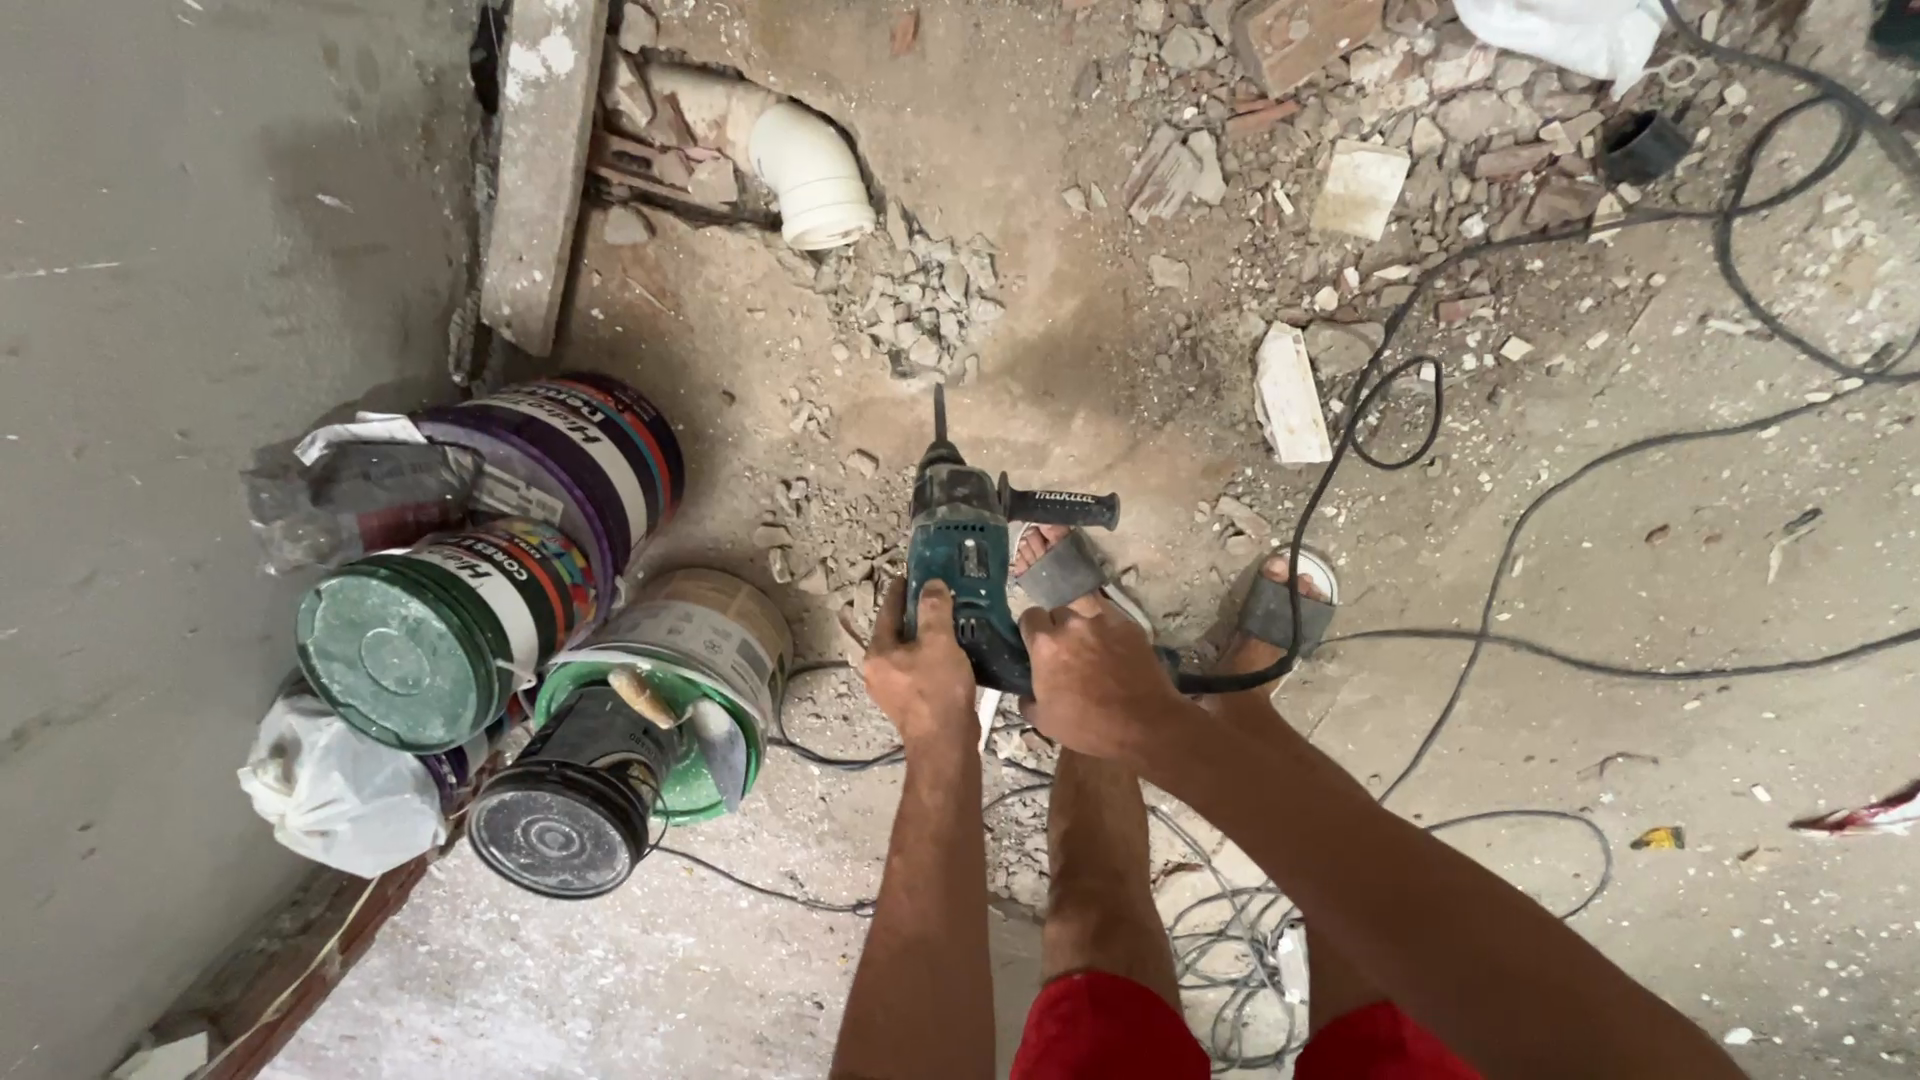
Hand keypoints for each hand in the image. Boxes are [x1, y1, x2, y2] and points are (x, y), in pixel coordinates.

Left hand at [864, 577, 977, 752]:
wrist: (945, 743)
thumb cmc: (938, 689)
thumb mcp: (938, 642)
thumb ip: (933, 610)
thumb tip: (931, 585)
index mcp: (878, 653)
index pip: (888, 611)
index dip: (901, 591)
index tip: (912, 574)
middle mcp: (878, 671)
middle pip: (897, 633)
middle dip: (916, 615)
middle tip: (938, 597)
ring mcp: (892, 690)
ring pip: (909, 653)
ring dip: (927, 637)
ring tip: (949, 621)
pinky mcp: (910, 704)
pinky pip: (919, 670)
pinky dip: (932, 657)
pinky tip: (953, 652)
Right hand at [1018, 597, 1190, 764]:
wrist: (1143, 725)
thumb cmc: (1087, 726)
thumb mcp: (1044, 721)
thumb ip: (1027, 701)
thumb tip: (1026, 694)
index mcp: (1045, 644)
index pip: (1029, 616)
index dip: (1032, 629)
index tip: (1036, 644)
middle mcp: (1072, 625)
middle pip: (1058, 613)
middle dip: (1058, 628)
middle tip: (1065, 651)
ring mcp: (1104, 623)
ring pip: (1086, 616)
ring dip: (1085, 630)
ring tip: (1094, 652)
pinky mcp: (1130, 628)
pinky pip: (1113, 624)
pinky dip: (1111, 636)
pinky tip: (1118, 656)